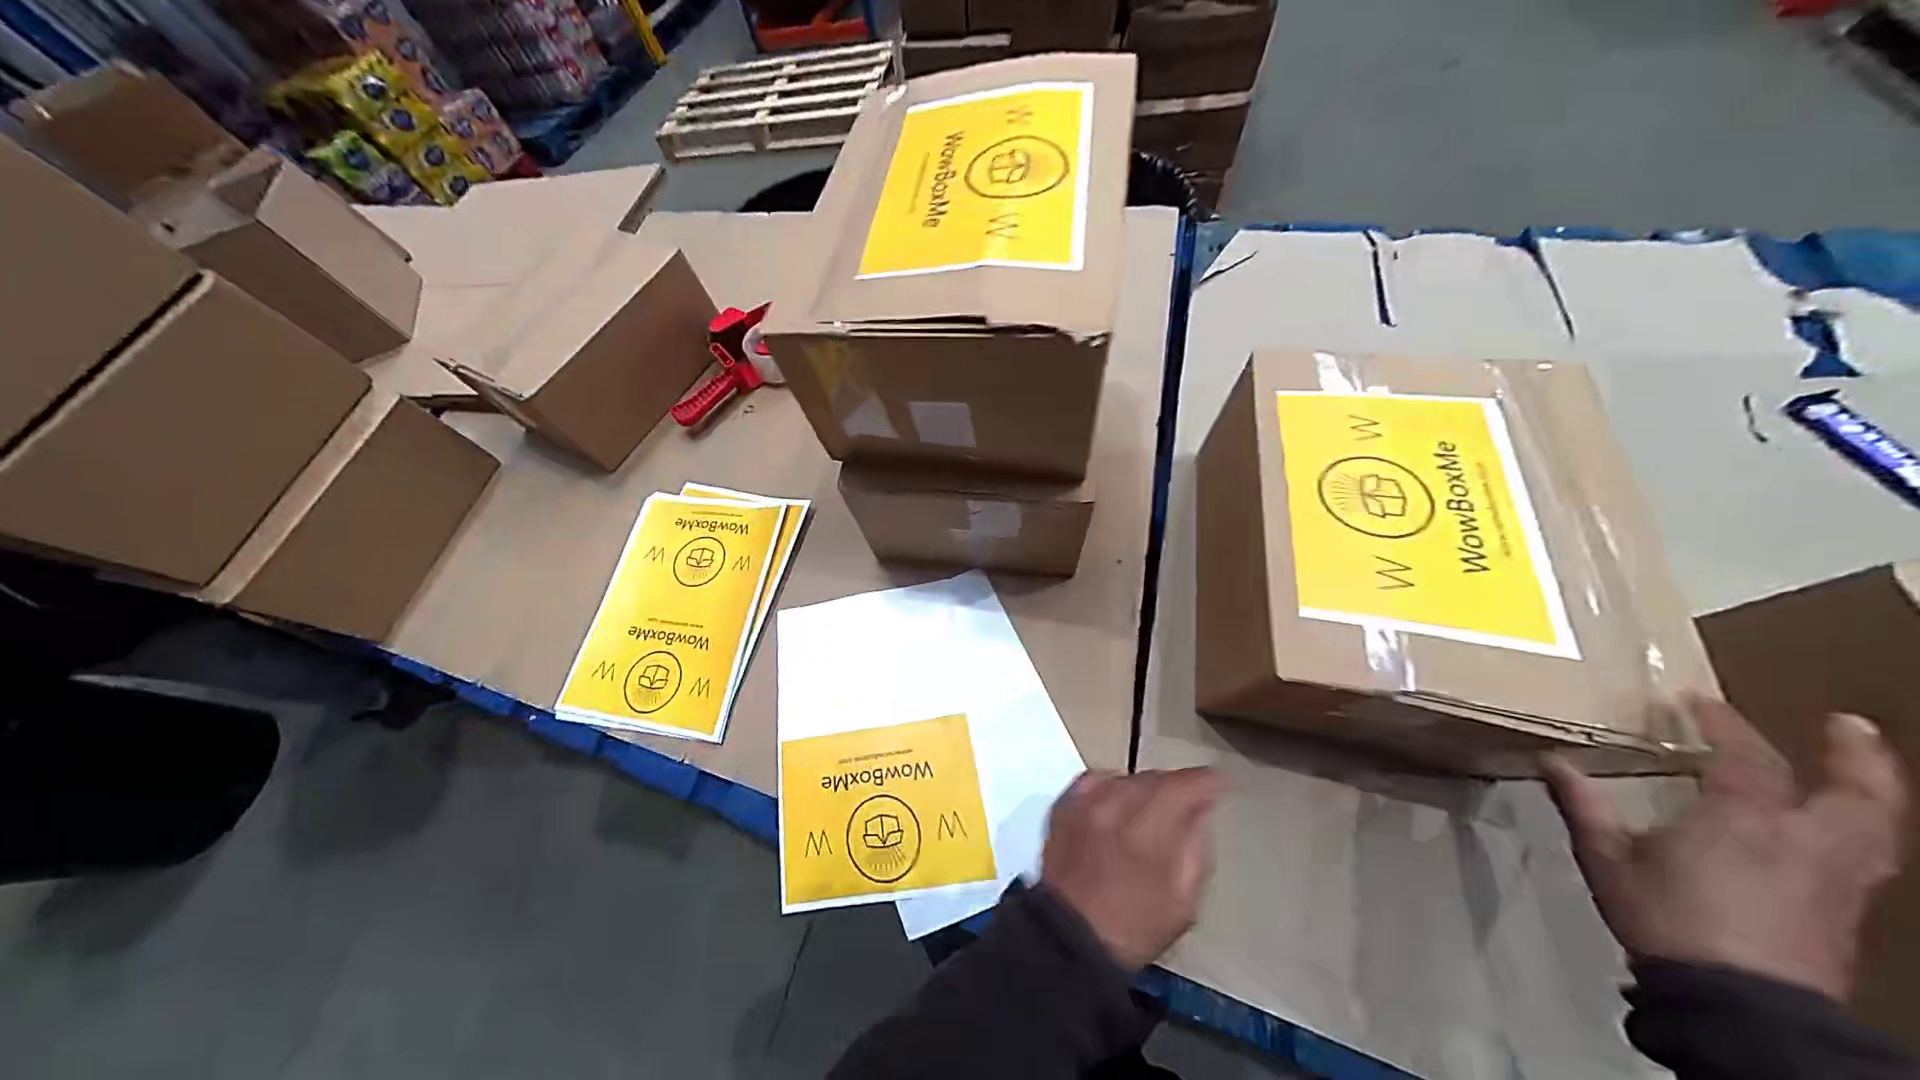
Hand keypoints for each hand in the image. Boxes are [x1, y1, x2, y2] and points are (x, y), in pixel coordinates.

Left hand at [1040, 768, 1221, 971]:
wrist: (1072, 938)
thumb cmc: (1134, 928)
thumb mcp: (1183, 901)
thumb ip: (1196, 848)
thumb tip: (1202, 810)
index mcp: (1148, 835)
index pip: (1182, 787)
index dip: (1205, 780)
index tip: (1219, 781)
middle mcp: (1114, 810)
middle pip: (1154, 778)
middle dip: (1176, 786)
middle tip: (1187, 802)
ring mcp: (1085, 806)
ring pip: (1126, 777)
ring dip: (1145, 786)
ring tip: (1153, 807)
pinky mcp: (1063, 808)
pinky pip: (1093, 779)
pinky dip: (1111, 784)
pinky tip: (1118, 800)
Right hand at [1543, 697, 1907, 1001]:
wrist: (1740, 1004)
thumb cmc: (1667, 919)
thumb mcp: (1608, 859)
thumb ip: (1583, 806)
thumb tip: (1551, 761)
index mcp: (1743, 820)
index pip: (1743, 758)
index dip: (1723, 724)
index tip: (1698, 701)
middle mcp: (1806, 841)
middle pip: (1855, 793)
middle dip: (1856, 756)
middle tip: (1846, 723)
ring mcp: (1838, 880)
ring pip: (1878, 828)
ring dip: (1875, 792)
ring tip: (1863, 772)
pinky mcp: (1849, 913)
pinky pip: (1869, 858)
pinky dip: (1863, 831)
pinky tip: (1842, 833)